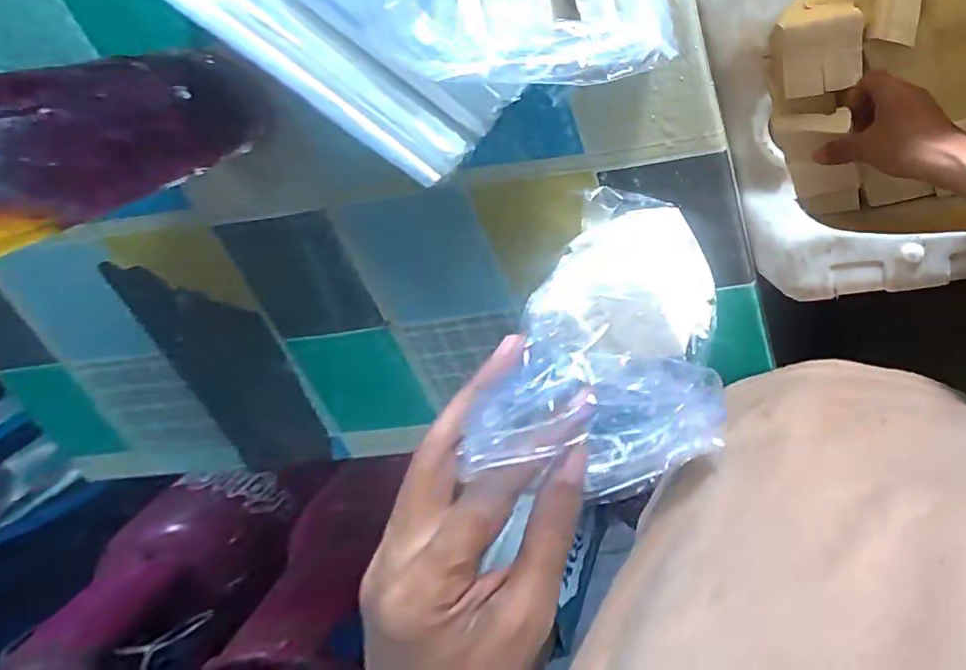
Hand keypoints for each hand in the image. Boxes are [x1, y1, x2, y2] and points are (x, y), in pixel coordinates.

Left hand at [361, 335, 587, 669]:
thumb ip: (549, 533)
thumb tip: (574, 455)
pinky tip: (490, 420)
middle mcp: (394, 551)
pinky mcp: (394, 547)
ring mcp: (387, 547)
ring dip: (468, 410)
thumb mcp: (527, 618)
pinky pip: (430, 481)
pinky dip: (464, 443)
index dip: (538, 443)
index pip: (490, 489)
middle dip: (477, 393)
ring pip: (428, 460)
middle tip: (514, 348)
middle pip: (435, 452)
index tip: (578, 404)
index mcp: (425, 577)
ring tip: (504, 367)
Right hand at [813, 70, 965, 186]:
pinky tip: (897, 151)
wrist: (950, 159)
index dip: (855, 98)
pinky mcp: (937, 119)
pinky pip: (911, 117)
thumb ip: (841, 149)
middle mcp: (908, 88)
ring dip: (883, 121)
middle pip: (881, 92)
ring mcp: (926, 103)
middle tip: (860, 134)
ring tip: (876, 145)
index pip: (867, 79)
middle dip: (867, 112)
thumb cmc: (904, 145)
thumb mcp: (867, 149)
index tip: (851, 120)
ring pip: (897, 105)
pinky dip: (899, 129)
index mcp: (889, 87)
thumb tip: (816, 154)